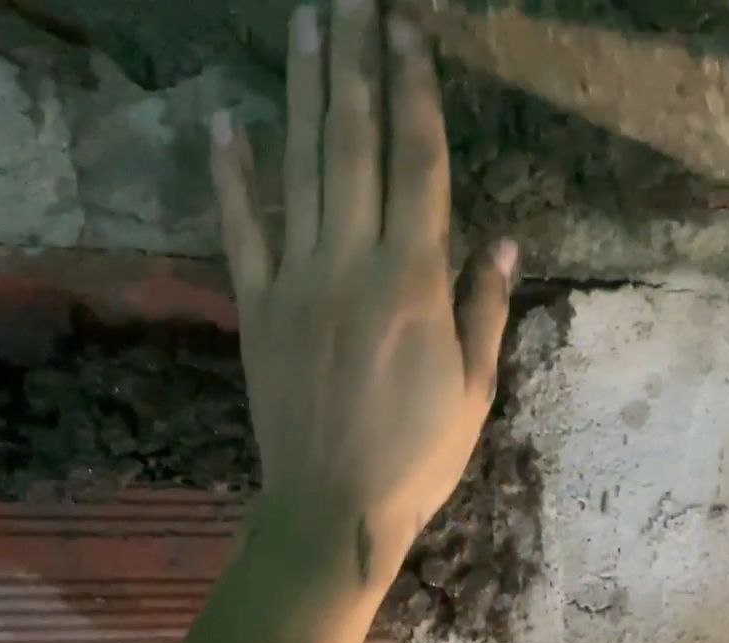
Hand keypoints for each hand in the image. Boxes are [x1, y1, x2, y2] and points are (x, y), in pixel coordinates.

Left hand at [210, 0, 516, 549]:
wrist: (333, 509)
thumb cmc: (418, 458)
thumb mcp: (475, 393)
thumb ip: (485, 312)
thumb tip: (501, 242)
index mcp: (415, 285)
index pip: (419, 167)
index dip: (416, 92)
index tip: (409, 30)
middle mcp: (353, 264)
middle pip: (353, 144)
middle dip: (356, 63)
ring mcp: (296, 281)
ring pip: (299, 168)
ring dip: (302, 90)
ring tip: (307, 23)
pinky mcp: (255, 307)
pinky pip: (241, 229)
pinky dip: (232, 174)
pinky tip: (227, 120)